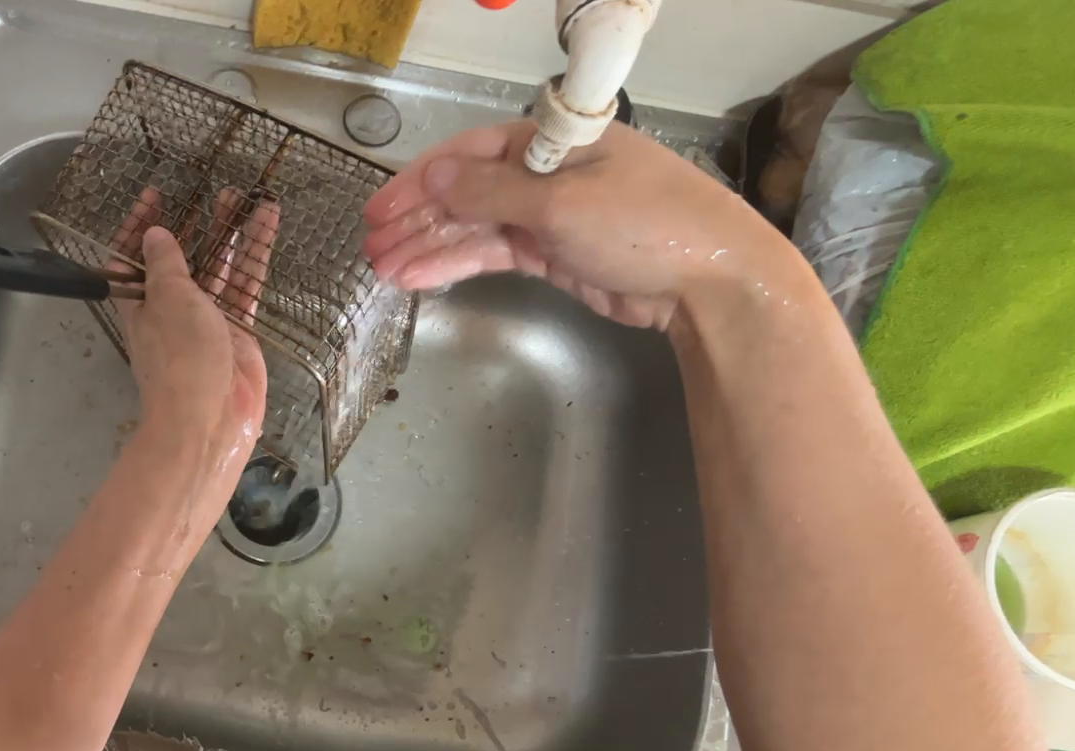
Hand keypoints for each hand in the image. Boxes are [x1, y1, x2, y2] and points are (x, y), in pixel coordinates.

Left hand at [110, 190, 279, 476]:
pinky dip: (255, 254)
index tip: (154, 196)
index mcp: (141, 305)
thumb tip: (156, 236)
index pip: (132, 260)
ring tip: (246, 196)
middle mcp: (171, 311)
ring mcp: (207, 321)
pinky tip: (267, 222)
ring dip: (230, 233)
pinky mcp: (238, 331)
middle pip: (183, 259)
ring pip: (219, 268)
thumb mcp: (167, 299)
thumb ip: (166, 265)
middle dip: (197, 225)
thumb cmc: (180, 357)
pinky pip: (246, 285)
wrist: (210, 418)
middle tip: (216, 191)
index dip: (139, 227)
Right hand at [364, 121, 792, 329]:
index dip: (419, 182)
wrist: (703, 281)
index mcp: (551, 144)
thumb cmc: (643, 224)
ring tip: (383, 272)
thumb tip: (434, 176)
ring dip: (426, 249)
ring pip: (469, 230)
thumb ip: (491, 192)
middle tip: (371, 248)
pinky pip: (487, 256)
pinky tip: (419, 279)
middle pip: (462, 194)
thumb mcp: (562, 203)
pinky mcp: (545, 255)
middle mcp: (541, 175)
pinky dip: (453, 267)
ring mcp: (542, 217)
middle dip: (415, 221)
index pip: (469, 155)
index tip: (378, 210)